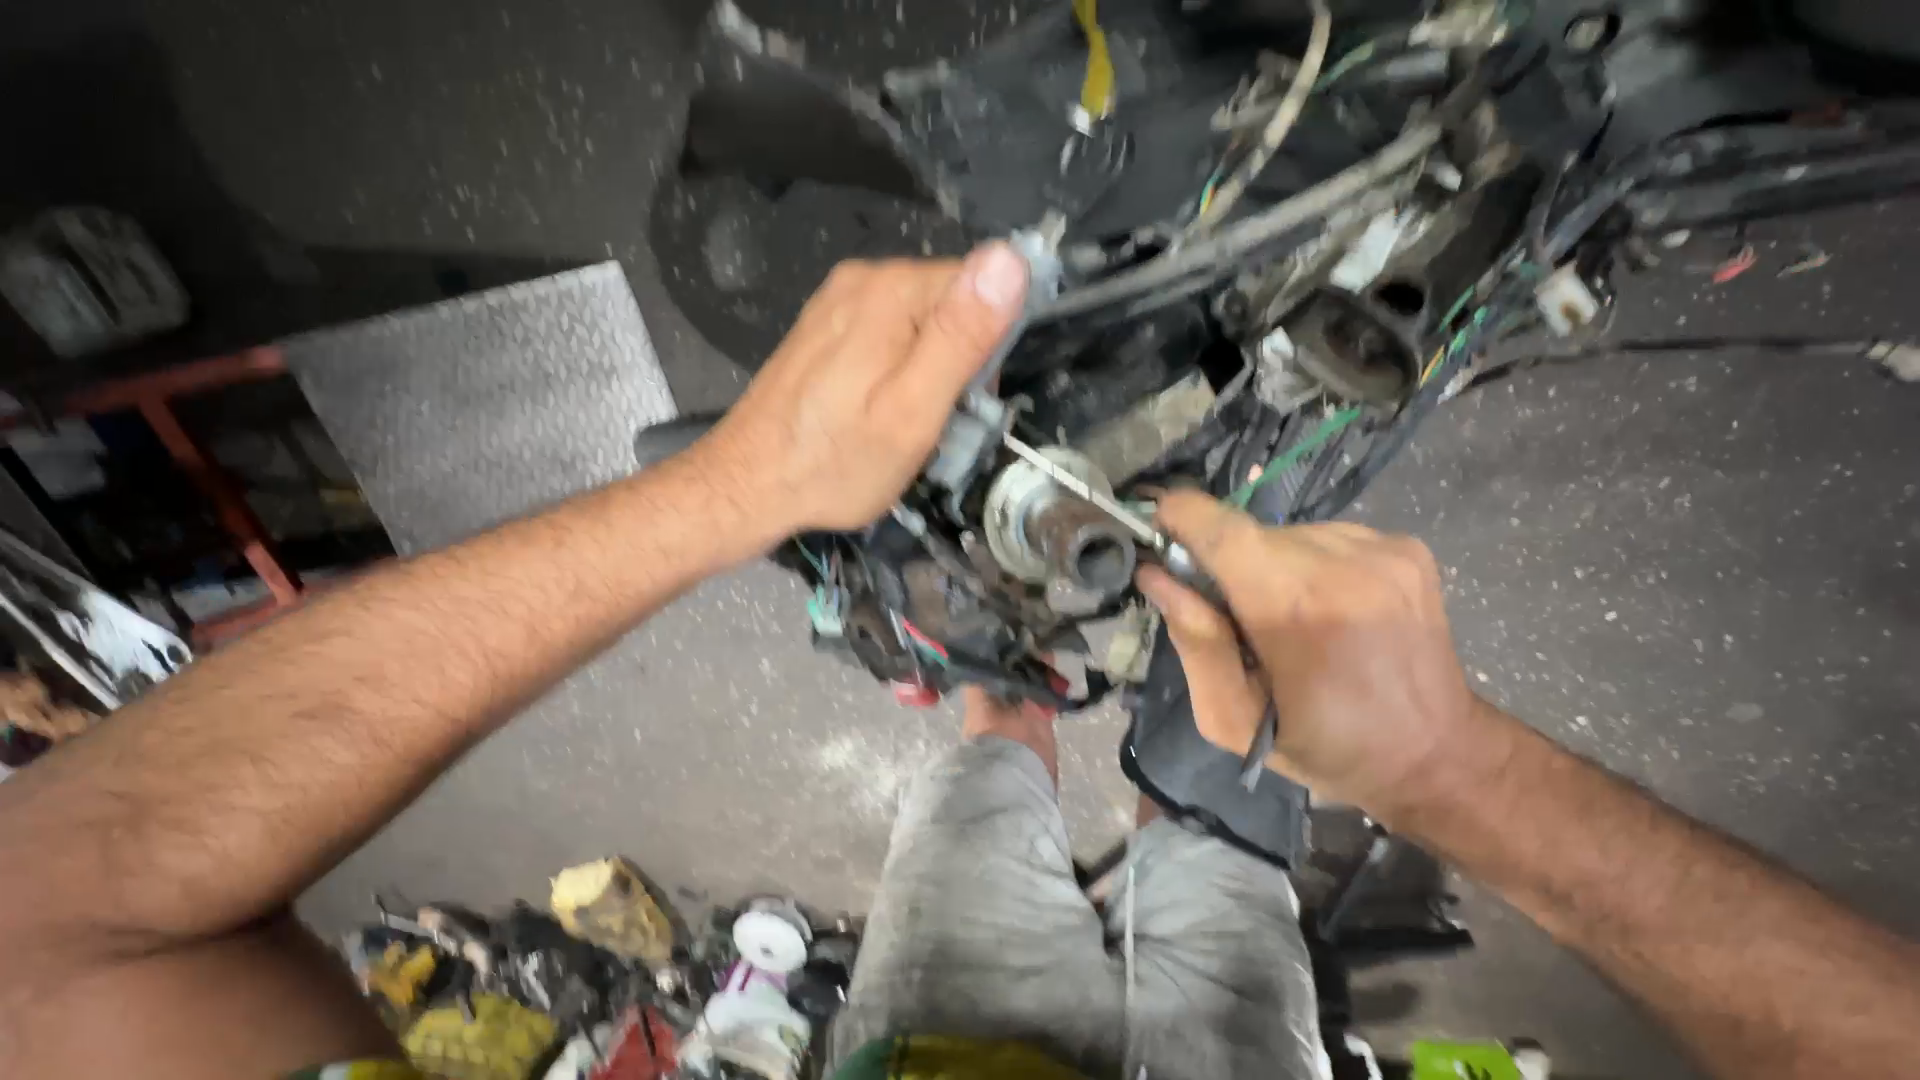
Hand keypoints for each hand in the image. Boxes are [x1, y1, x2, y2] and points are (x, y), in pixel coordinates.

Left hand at [691, 244, 1028, 533]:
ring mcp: (839, 301)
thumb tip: (1010, 259)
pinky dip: (898, 370)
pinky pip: (889, 334)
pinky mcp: (825, 327)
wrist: (749, 486)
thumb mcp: (913, 411)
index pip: (982, 288)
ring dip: (930, 370)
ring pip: (921, 322)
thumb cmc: (835, 462)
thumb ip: (962, 336)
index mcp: (892, 291)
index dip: (989, 347)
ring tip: (905, 422)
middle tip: (934, 421)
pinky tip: (878, 409)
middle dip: (959, 361)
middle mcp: (864, 279)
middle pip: (950, 304)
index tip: (969, 400)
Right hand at [1136, 492, 1483, 817]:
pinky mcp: (1406, 547)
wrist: (1434, 753)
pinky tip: (1328, 610)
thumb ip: (1193, 641)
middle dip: (1225, 563)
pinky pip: (1326, 538)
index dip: (1179, 518)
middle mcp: (1344, 564)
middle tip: (1231, 615)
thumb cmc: (1323, 746)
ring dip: (1270, 566)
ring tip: (1288, 620)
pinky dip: (1310, 566)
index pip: (1221, 527)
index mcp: (1296, 610)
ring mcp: (1383, 550)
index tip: (1157, 535)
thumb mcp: (1232, 719)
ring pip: (1287, 534)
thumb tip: (1155, 574)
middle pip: (1249, 533)